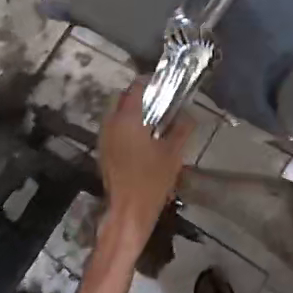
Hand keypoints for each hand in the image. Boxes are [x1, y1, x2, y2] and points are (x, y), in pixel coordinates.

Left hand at [97, 82, 192, 235]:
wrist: (128, 210)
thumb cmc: (152, 180)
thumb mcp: (173, 153)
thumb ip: (181, 129)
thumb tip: (189, 115)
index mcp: (127, 119)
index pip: (135, 88)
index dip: (149, 81)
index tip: (164, 83)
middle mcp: (110, 124)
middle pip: (122, 98)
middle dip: (139, 95)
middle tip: (160, 101)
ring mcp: (104, 138)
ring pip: (116, 113)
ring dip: (132, 111)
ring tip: (153, 119)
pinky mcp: (103, 151)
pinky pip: (114, 128)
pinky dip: (126, 125)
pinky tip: (143, 137)